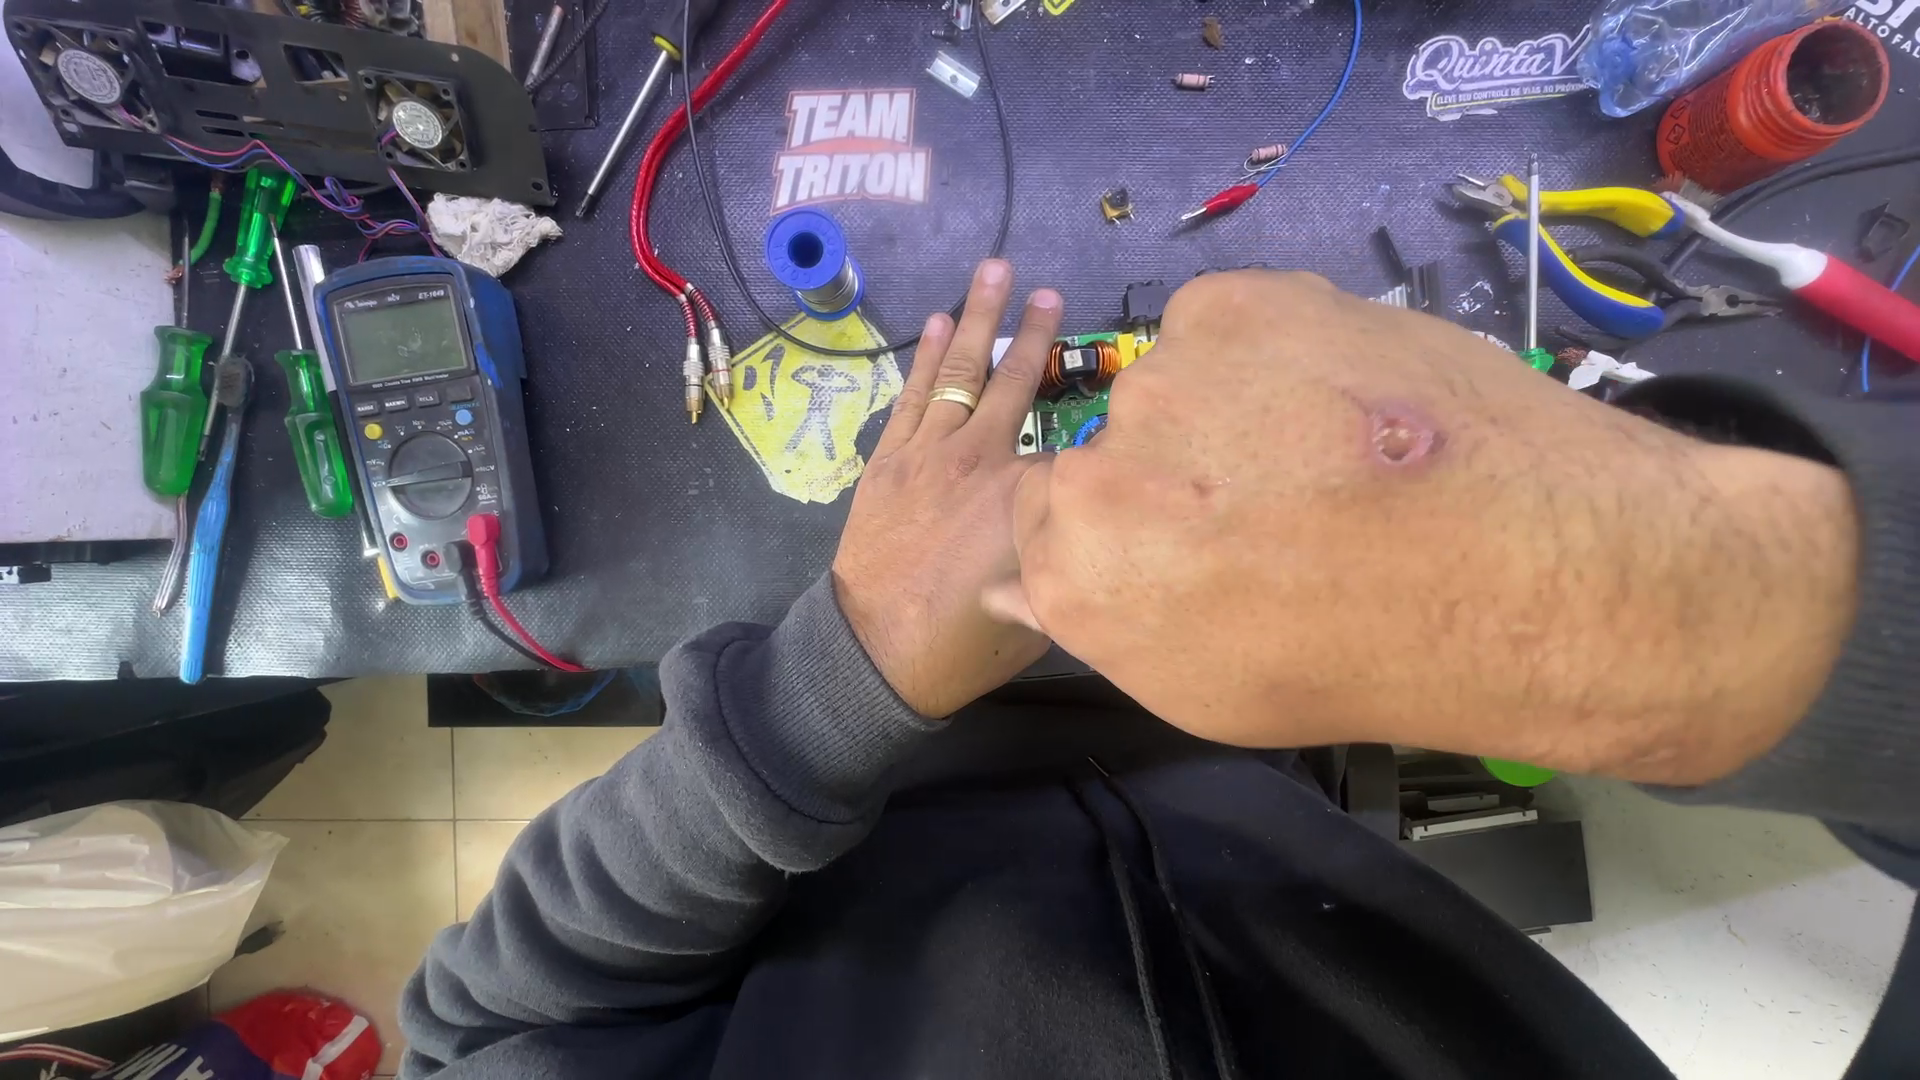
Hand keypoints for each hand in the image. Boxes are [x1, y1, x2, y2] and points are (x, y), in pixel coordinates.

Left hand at [832, 259, 1061, 717]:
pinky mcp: (889, 462)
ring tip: (992, 270)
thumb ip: (1067, 555)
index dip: (1095, 425)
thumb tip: (1086, 524)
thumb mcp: (1043, 615)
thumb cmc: (965, 646)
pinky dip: (924, 358)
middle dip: (1033, 334)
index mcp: (1026, 499)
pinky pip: (911, 397)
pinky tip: (936, 324)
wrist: (874, 657)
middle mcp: (980, 461)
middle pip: (1013, 384)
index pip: (1073, 445)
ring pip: (958, 374)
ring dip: (976, 319)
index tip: (1115, 402)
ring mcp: (928, 455)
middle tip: (1049, 291)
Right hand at [1003, 271, 1857, 783]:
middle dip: (1167, 476)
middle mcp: (1092, 470)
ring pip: (1168, 387)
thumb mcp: (1200, 691)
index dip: (1124, 526)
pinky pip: (1219, 327)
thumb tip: (1016, 577)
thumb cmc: (1356, 660)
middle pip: (1106, 452)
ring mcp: (1162, 380)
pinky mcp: (1234, 304)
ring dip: (1218, 412)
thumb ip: (1097, 624)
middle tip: (1264, 502)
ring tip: (1320, 448)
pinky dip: (1260, 353)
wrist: (1529, 577)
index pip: (1049, 518)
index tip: (1187, 537)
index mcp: (1075, 572)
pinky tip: (1334, 394)